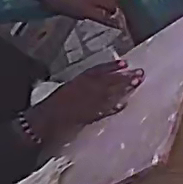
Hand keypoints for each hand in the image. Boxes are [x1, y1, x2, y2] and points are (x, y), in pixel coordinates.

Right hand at [25, 61, 142, 138]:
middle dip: (124, 76)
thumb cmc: (52, 105)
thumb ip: (82, 85)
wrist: (42, 121)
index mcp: (77, 81)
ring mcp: (86, 103)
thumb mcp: (66, 89)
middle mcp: (83, 90)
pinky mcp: (87, 116)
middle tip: (140, 72)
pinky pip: (103, 111)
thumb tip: (97, 82)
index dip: (111, 66)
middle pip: (107, 80)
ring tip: (137, 83)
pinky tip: (124, 105)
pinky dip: (114, 107)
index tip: (125, 62)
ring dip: (124, 88)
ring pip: (109, 93)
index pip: (97, 70)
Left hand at [38, 0, 120, 26]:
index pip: (106, 19)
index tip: (120, 25)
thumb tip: (106, 16)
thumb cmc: (64, 6)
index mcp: (87, 11)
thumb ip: (92, 15)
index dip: (115, 22)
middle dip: (113, 9)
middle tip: (111, 10)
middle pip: (112, 5)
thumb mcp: (78, 15)